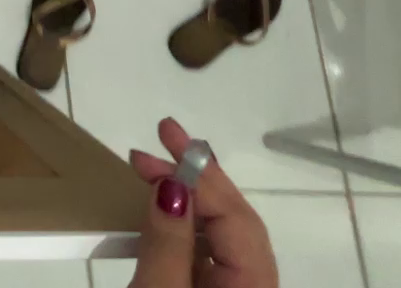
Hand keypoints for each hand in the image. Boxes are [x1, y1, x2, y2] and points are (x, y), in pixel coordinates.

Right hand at [126, 119, 277, 287]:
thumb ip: (167, 245)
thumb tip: (169, 185)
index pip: (236, 220)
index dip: (195, 180)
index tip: (142, 156)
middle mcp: (258, 287)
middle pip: (239, 222)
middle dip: (201, 174)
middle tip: (163, 129)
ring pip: (228, 234)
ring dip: (195, 192)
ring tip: (160, 161)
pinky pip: (214, 249)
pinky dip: (191, 218)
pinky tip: (170, 204)